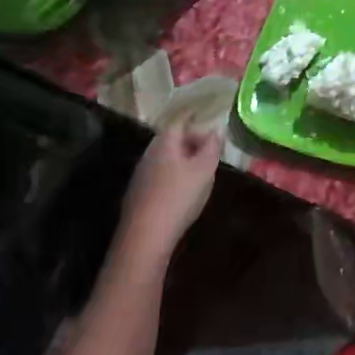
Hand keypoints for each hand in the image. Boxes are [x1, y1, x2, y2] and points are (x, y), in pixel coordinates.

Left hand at [118, 124, 222, 261]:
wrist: (144, 236)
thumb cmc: (179, 196)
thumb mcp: (204, 170)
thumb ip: (212, 147)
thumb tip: (216, 129)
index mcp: (165, 141)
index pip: (180, 120)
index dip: (194, 118)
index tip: (206, 120)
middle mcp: (149, 153)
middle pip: (171, 139)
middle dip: (190, 141)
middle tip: (209, 150)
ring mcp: (141, 174)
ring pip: (165, 158)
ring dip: (182, 160)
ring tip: (200, 171)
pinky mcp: (138, 194)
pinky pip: (159, 175)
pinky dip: (173, 175)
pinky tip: (182, 191)